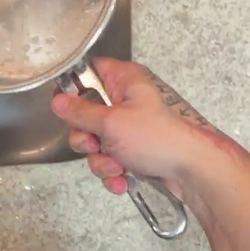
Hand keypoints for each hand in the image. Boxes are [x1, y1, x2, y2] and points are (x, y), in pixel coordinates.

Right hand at [51, 57, 247, 198]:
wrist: (191, 170)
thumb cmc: (157, 138)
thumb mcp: (111, 122)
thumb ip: (80, 112)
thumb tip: (58, 101)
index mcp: (124, 81)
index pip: (89, 71)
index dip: (73, 87)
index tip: (65, 108)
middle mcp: (126, 101)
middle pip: (86, 115)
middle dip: (86, 138)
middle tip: (94, 144)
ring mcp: (130, 128)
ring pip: (97, 143)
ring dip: (101, 160)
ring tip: (117, 167)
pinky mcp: (134, 151)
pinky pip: (110, 160)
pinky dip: (114, 172)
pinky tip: (123, 179)